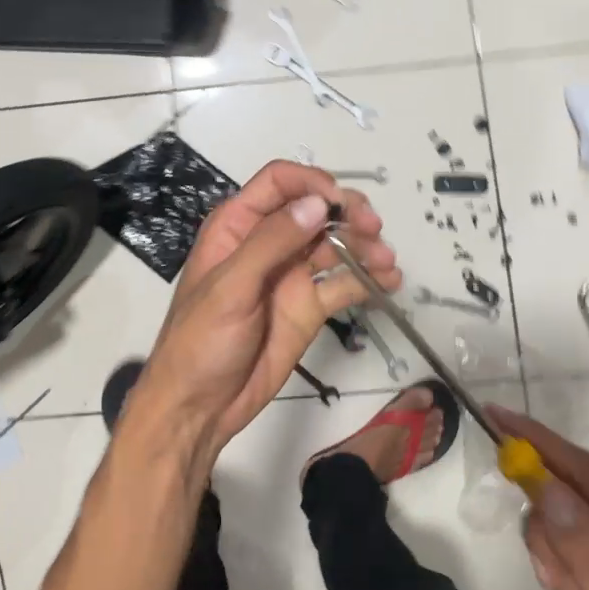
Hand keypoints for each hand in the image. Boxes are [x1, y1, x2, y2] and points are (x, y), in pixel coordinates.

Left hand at [133, 161, 399, 457]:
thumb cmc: (200, 339)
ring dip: (363, 245)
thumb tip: (317, 203)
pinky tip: (389, 282)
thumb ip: (272, 242)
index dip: (312, 183)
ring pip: (334, 244)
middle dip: (346, 213)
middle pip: (314, 209)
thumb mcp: (230, 287)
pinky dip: (367, 279)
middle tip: (374, 228)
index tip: (341, 201)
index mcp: (238, 226)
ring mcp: (290, 274)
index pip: (279, 182)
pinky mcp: (308, 307)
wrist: (198, 407)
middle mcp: (268, 242)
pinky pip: (343, 285)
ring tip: (386, 261)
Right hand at [487, 407, 588, 589]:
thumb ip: (585, 551)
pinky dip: (580, 561)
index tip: (492, 413)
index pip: (586, 467)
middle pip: (579, 492)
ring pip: (583, 517)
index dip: (535, 438)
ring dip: (565, 554)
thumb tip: (545, 485)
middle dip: (552, 528)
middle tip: (553, 579)